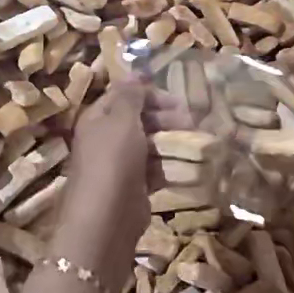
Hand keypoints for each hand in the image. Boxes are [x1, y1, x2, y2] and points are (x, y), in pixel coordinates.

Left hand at [52, 78, 185, 283]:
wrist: (106, 219)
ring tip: (195, 142)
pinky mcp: (134, 186)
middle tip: (190, 121)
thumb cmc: (113, 161)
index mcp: (98, 118)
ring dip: (172, 140)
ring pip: (150, 144)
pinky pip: (155, 169)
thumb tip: (135, 73)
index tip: (177, 99)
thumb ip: (130, 95)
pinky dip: (171, 165)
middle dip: (165, 117)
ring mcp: (120, 164)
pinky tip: (189, 165)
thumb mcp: (121, 119)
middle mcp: (106, 138)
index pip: (124, 95)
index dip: (150, 93)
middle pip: (139, 119)